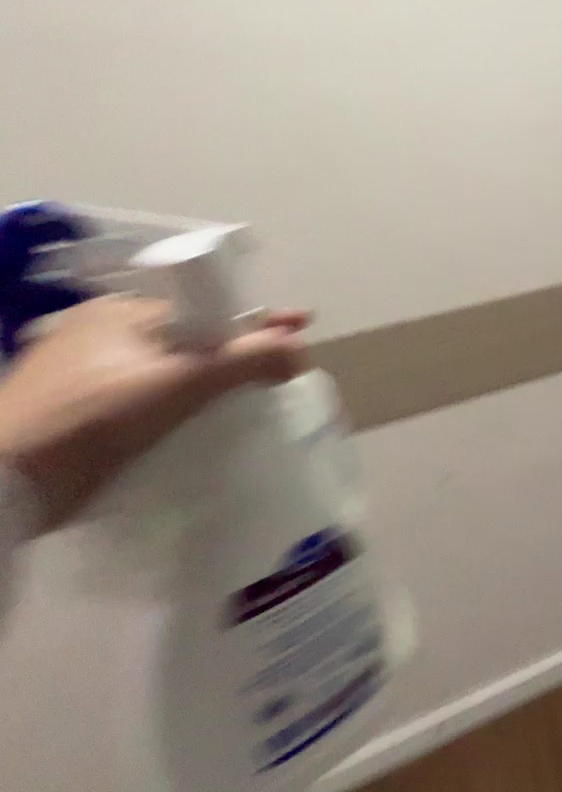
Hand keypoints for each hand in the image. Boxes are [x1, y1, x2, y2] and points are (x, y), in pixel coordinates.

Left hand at [0, 296, 309, 530]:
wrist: (3, 482)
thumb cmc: (93, 416)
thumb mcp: (183, 381)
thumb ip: (250, 359)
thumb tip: (300, 352)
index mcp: (119, 312)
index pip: (209, 309)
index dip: (259, 319)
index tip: (302, 325)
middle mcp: (99, 333)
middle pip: (194, 336)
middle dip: (241, 348)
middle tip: (282, 364)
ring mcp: (83, 372)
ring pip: (173, 367)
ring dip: (215, 378)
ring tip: (255, 392)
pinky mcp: (78, 409)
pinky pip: (153, 394)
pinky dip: (186, 401)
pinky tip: (209, 416)